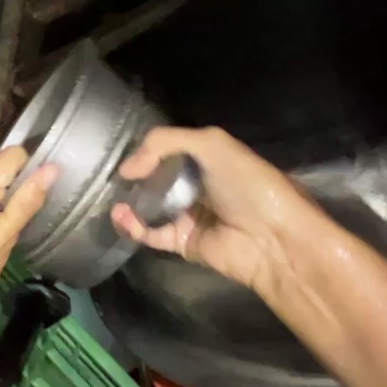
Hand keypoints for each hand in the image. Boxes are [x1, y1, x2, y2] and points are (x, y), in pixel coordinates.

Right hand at [109, 127, 315, 291]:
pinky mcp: (182, 243)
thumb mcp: (212, 144)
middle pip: (158, 179)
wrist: (271, 238)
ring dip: (130, 203)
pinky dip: (132, 226)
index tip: (127, 154)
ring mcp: (189, 216)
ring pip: (150, 207)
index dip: (148, 151)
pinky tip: (121, 216)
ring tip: (115, 199)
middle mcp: (198, 186)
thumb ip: (165, 143)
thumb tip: (127, 169)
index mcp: (210, 160)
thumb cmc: (248, 184)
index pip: (171, 151)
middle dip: (136, 178)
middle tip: (114, 177)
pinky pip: (150, 233)